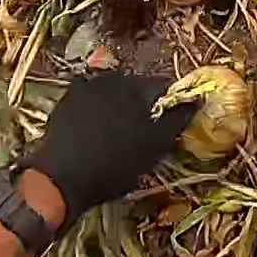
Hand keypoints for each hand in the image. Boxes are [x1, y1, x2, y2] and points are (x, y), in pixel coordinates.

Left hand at [24, 71, 189, 225]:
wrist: (59, 179)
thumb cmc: (114, 164)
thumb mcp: (154, 146)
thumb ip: (178, 119)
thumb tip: (197, 99)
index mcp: (138, 86)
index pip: (166, 87)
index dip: (172, 105)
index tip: (169, 124)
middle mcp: (114, 77)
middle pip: (140, 87)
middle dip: (145, 104)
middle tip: (145, 131)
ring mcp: (88, 86)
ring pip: (116, 92)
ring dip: (122, 106)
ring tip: (120, 132)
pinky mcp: (67, 98)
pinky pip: (93, 99)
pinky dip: (100, 109)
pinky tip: (97, 131)